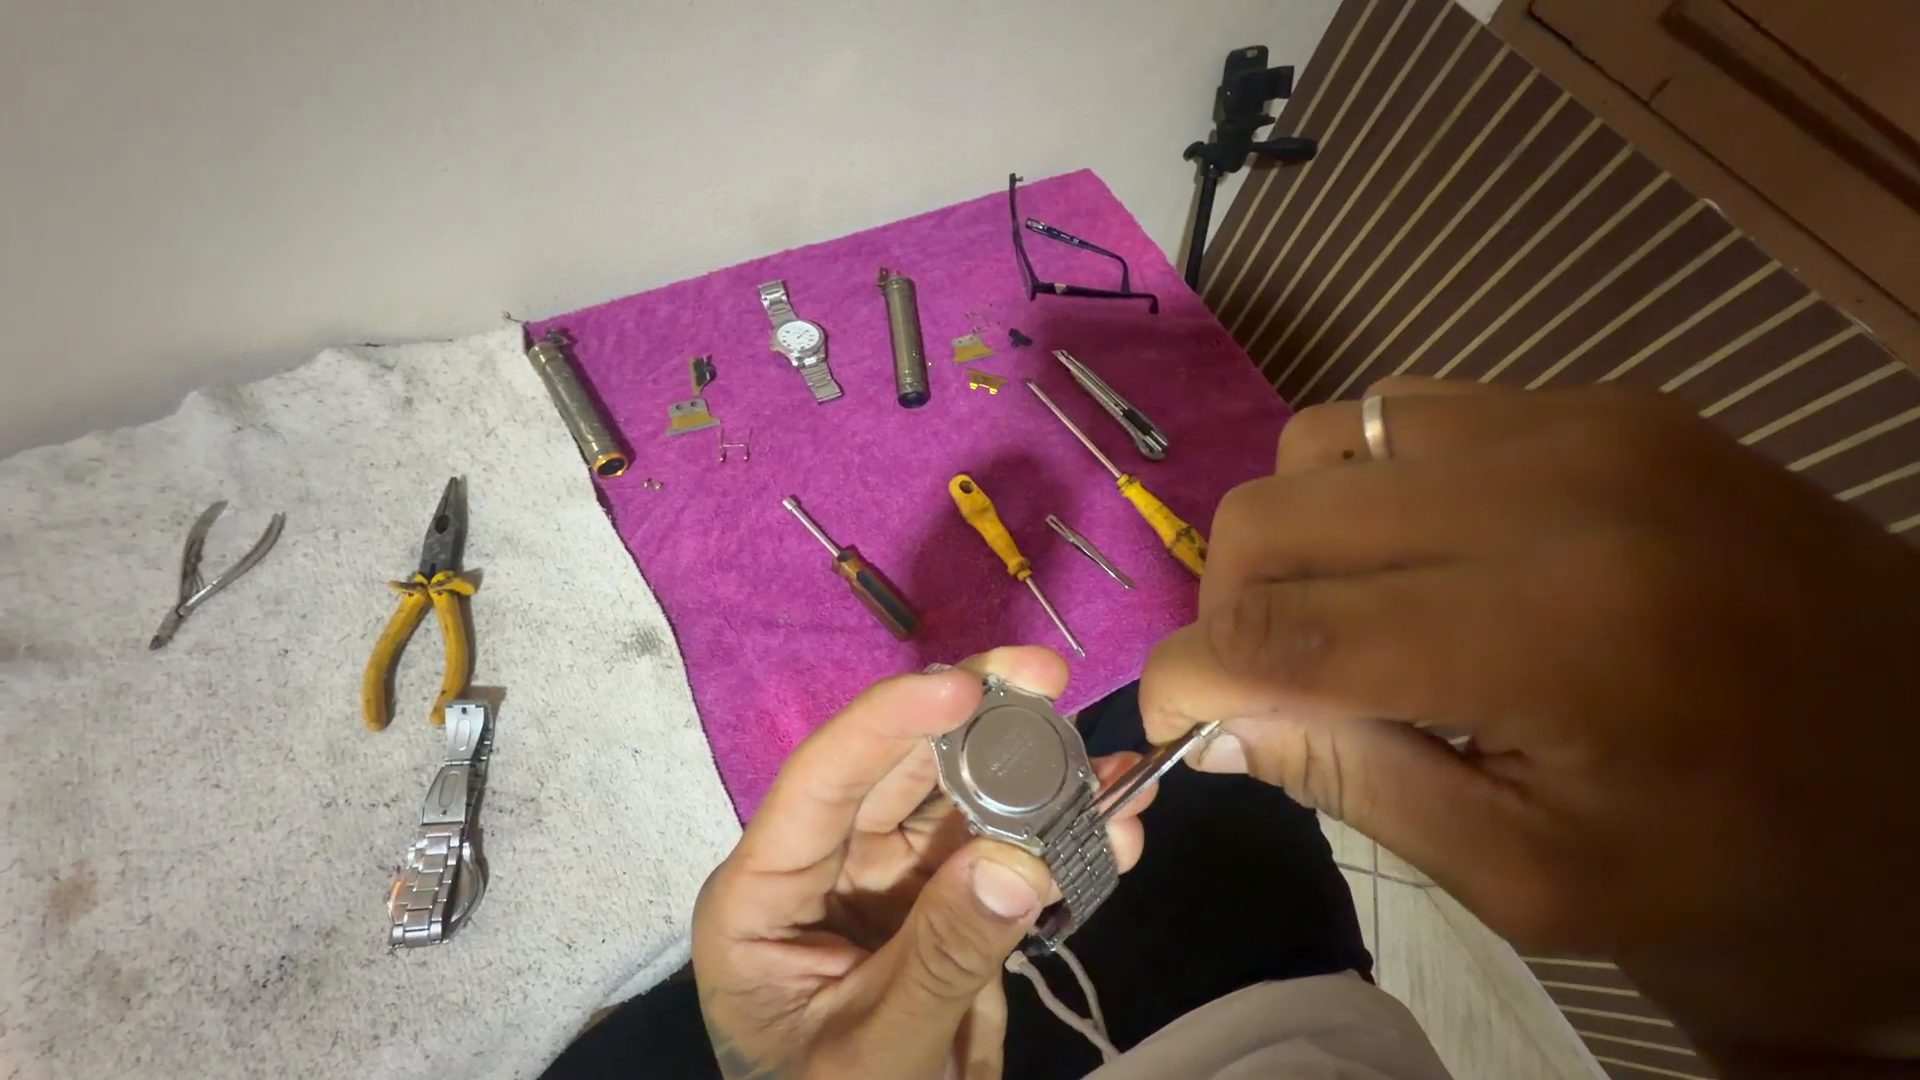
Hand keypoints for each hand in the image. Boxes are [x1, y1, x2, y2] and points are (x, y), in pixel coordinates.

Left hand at [692, 647, 1151, 1079]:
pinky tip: (1111, 822)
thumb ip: (939, 962)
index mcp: (765, 892)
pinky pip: (1001, 851)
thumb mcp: (874, 1059)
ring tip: (1107, 765)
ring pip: (961, 801)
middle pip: (900, 769)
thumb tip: (1018, 863)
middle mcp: (827, 864)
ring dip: (1033, 778)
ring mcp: (891, 878)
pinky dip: (1056, 836)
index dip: (890, 722)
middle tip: (1045, 678)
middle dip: (976, 723)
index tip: (963, 689)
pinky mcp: (944, 897)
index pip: (823, 780)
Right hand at [1139, 380, 1919, 1063]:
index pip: (1278, 633)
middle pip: (1268, 519)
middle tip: (1265, 677)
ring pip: (1312, 447)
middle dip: (1226, 608)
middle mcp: (1548, 492)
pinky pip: (1392, 416)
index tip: (1169, 718)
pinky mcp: (1591, 402)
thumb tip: (1213, 722)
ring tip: (1339, 608)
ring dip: (1287, 541)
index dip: (1186, 675)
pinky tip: (1410, 551)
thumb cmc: (1744, 871)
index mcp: (1546, 636)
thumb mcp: (1526, 878)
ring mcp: (1574, 424)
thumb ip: (1345, 780)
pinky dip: (1355, 489)